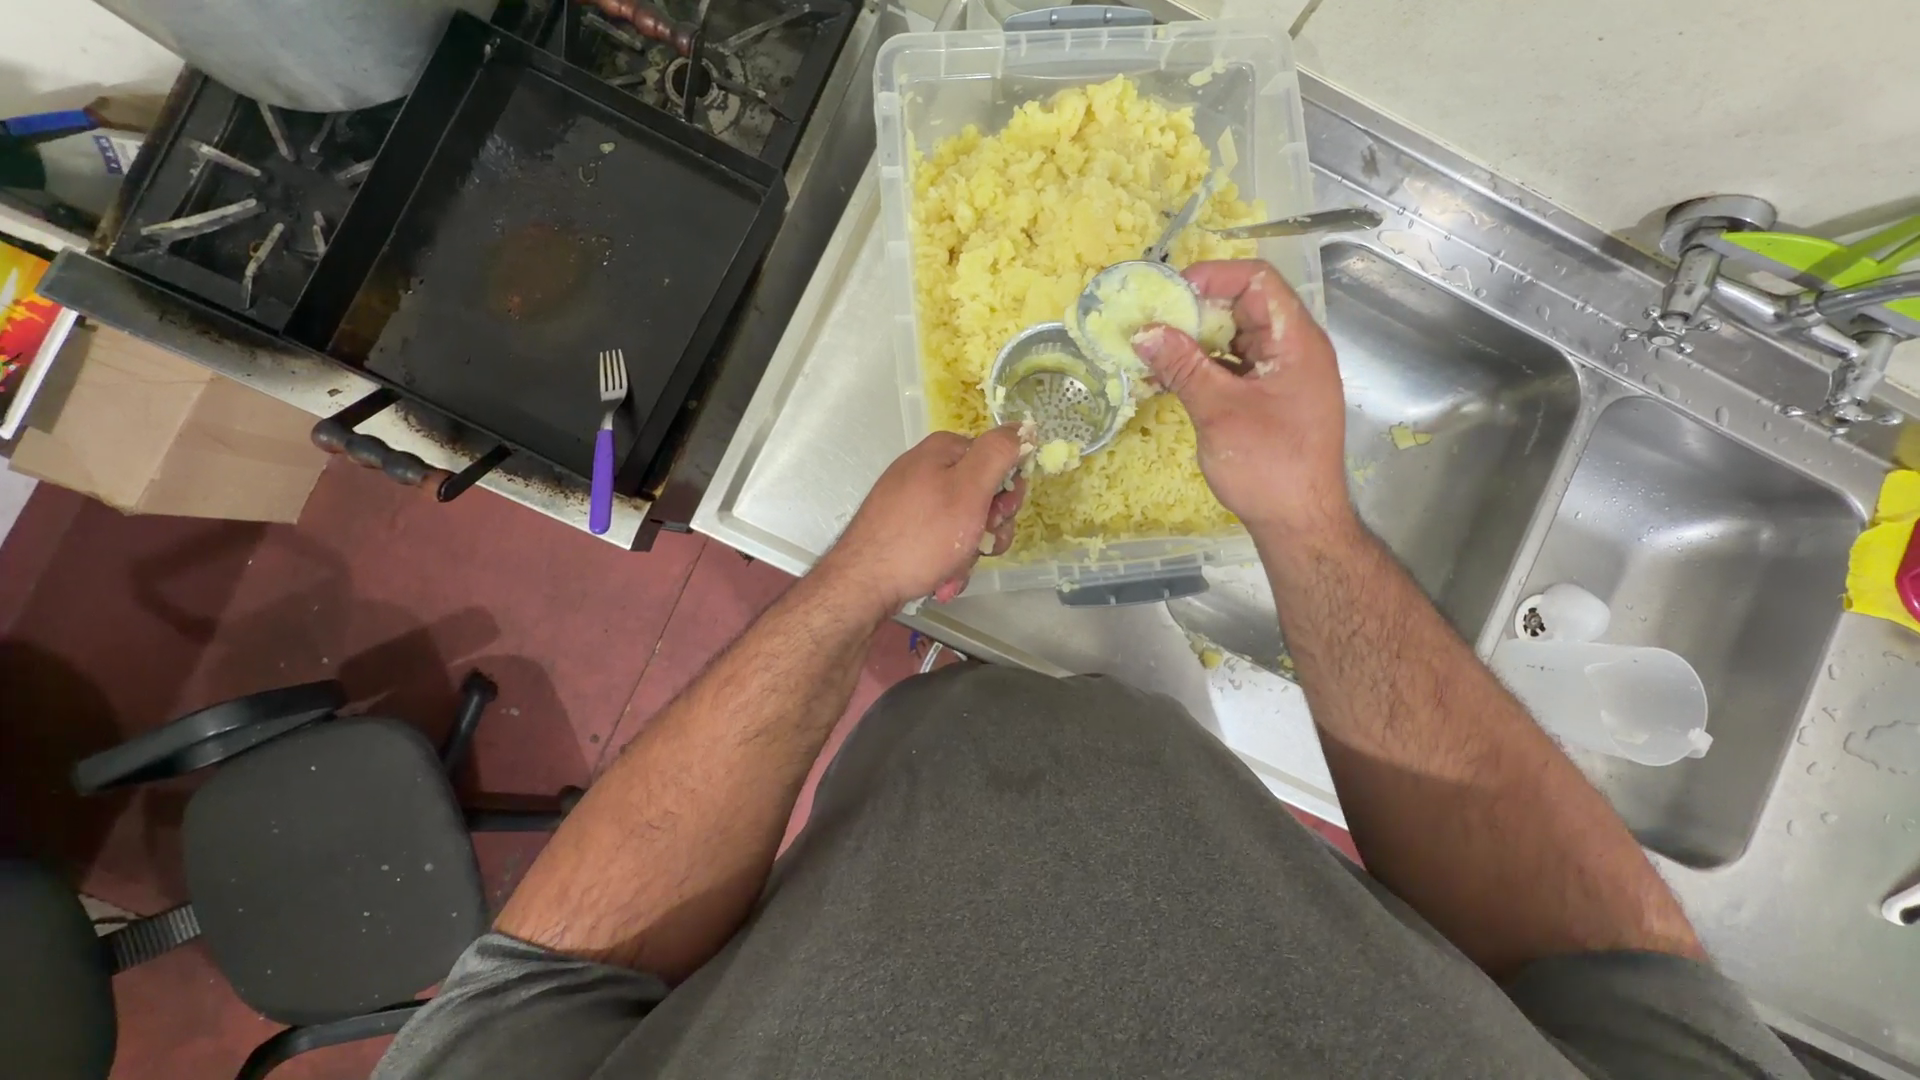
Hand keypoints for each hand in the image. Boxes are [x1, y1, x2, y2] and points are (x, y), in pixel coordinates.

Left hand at [818, 427, 1026, 614]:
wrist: (864, 583)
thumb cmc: (922, 536)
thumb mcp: (969, 489)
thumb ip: (998, 454)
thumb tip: (1022, 427)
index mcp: (943, 450)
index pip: (997, 459)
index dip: (1007, 491)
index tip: (999, 515)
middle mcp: (926, 469)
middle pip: (982, 494)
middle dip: (987, 528)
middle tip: (979, 545)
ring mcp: (912, 500)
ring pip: (964, 523)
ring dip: (968, 552)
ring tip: (953, 570)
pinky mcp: (903, 528)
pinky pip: (941, 541)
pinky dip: (947, 562)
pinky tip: (940, 580)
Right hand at [1131, 259, 1350, 534]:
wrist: (1300, 522)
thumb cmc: (1269, 466)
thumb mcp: (1219, 412)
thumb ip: (1183, 366)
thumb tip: (1144, 332)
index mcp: (1295, 341)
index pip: (1257, 281)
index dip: (1212, 277)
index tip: (1166, 295)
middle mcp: (1292, 349)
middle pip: (1244, 306)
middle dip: (1194, 310)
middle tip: (1150, 323)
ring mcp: (1281, 375)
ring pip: (1234, 338)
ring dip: (1193, 341)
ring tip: (1151, 350)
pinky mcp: (1268, 398)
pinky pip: (1232, 367)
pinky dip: (1201, 367)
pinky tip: (1168, 378)